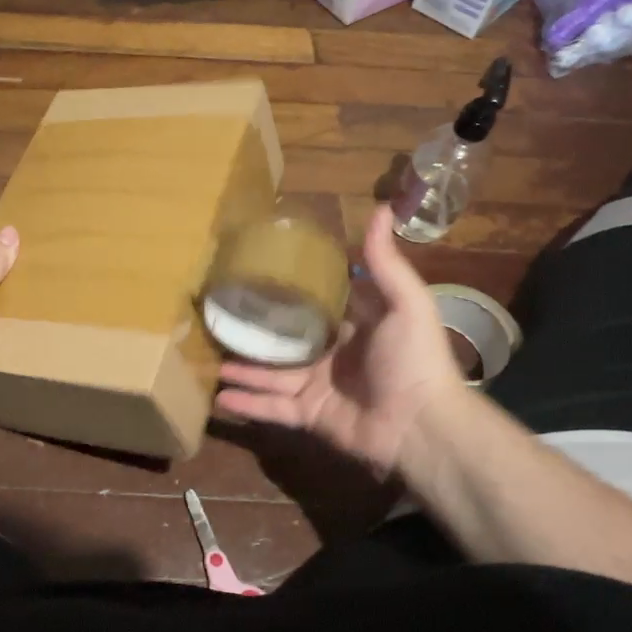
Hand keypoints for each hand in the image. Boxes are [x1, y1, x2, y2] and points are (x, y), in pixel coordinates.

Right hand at [216, 205, 468, 474]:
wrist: (421, 424)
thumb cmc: (414, 358)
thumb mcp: (406, 302)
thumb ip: (385, 261)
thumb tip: (380, 208)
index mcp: (356, 329)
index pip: (319, 308)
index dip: (292, 295)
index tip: (259, 278)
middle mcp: (334, 357)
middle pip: (288, 344)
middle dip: (259, 335)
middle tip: (224, 319)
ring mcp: (319, 389)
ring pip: (273, 376)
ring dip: (245, 369)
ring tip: (211, 359)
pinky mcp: (310, 417)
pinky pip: (273, 409)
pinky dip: (248, 404)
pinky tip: (219, 395)